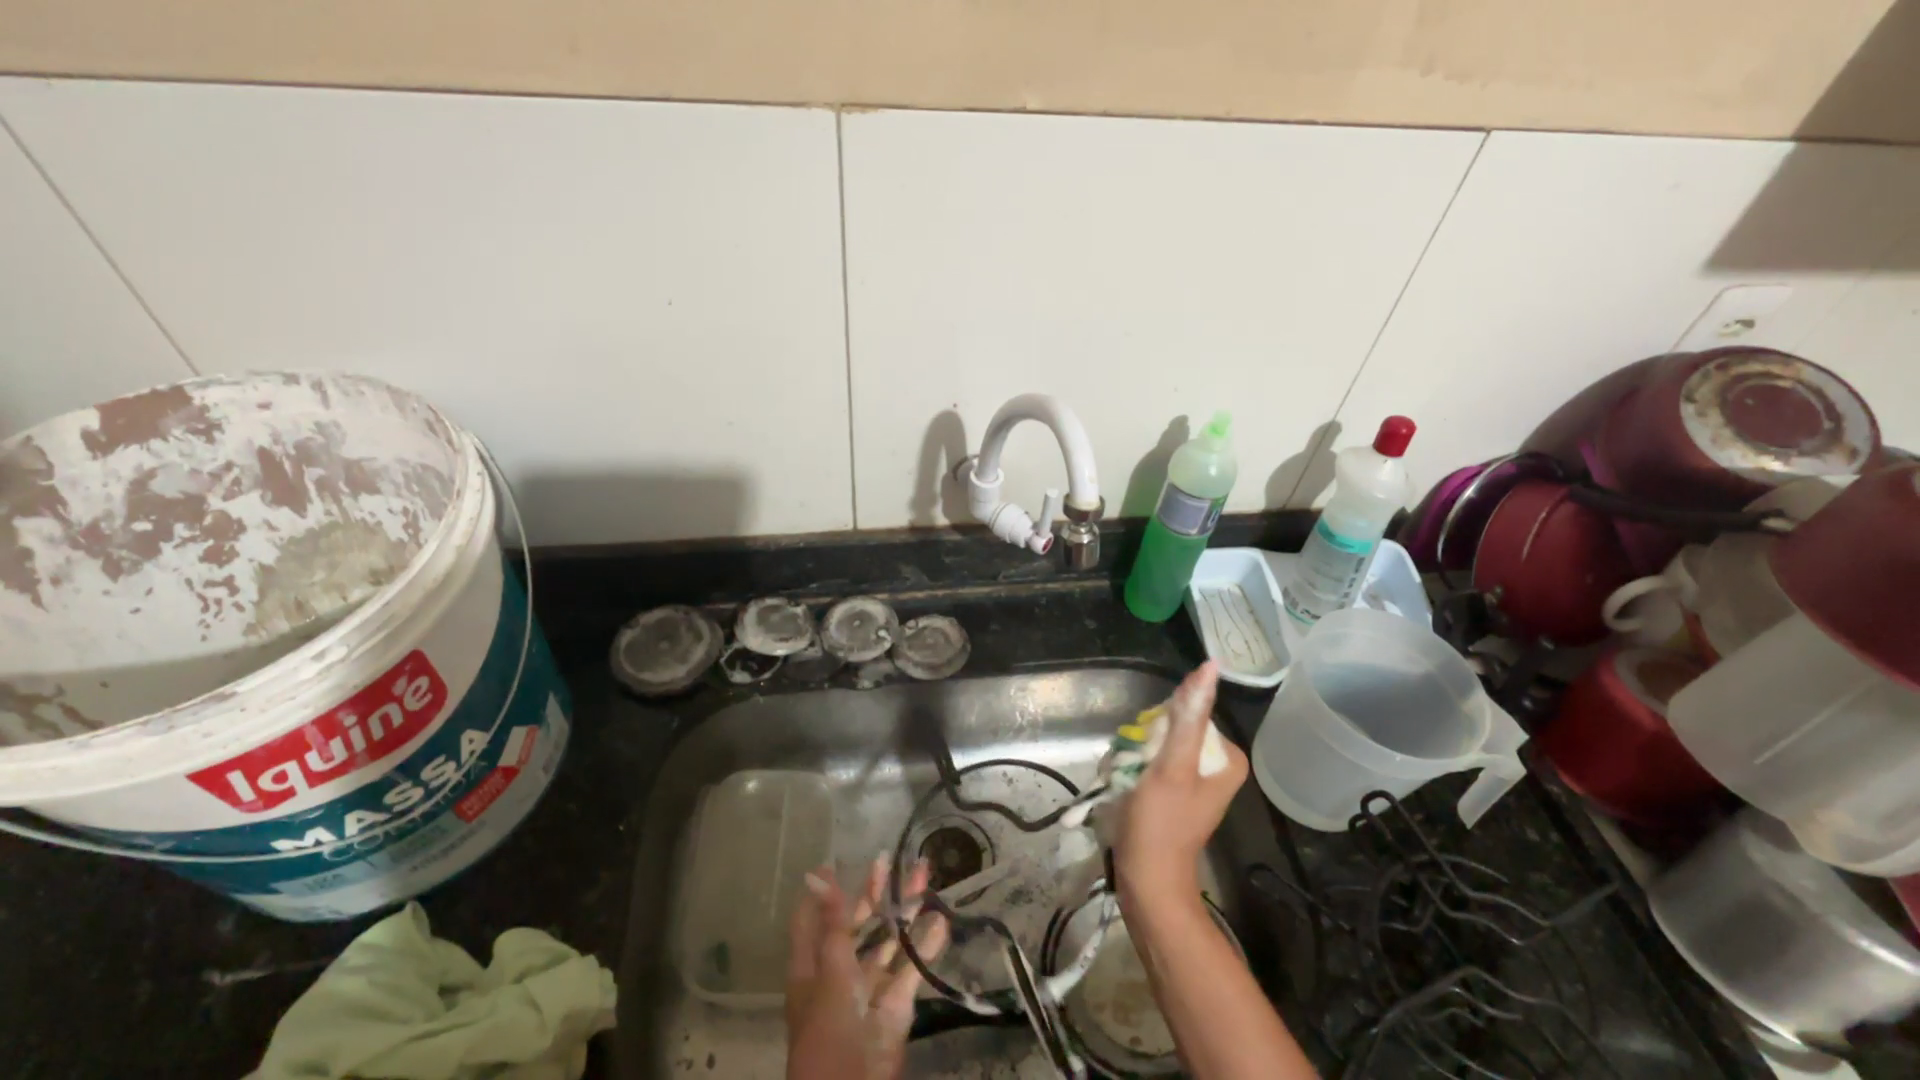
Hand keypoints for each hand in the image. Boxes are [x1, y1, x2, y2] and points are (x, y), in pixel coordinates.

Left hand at [786, 857, 949, 1079]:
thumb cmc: (828, 1026)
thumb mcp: (830, 969)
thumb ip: (833, 921)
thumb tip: (817, 875)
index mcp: (812, 964)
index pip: (813, 919)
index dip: (823, 892)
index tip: (836, 862)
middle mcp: (839, 971)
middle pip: (855, 925)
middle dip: (873, 894)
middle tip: (892, 861)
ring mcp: (869, 987)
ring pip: (886, 942)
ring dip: (904, 913)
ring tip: (924, 877)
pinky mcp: (895, 1004)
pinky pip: (910, 968)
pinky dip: (924, 945)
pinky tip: (940, 921)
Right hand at [1113, 660, 1248, 906]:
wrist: (1147, 883)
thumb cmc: (1161, 825)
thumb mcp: (1173, 767)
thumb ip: (1187, 717)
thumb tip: (1208, 668)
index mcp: (1226, 758)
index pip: (1187, 713)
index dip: (1159, 725)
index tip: (1145, 751)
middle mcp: (1214, 767)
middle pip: (1169, 730)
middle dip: (1141, 744)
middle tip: (1131, 770)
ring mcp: (1192, 784)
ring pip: (1153, 747)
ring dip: (1131, 759)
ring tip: (1123, 783)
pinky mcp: (1171, 797)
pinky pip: (1148, 768)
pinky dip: (1131, 774)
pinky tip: (1121, 791)